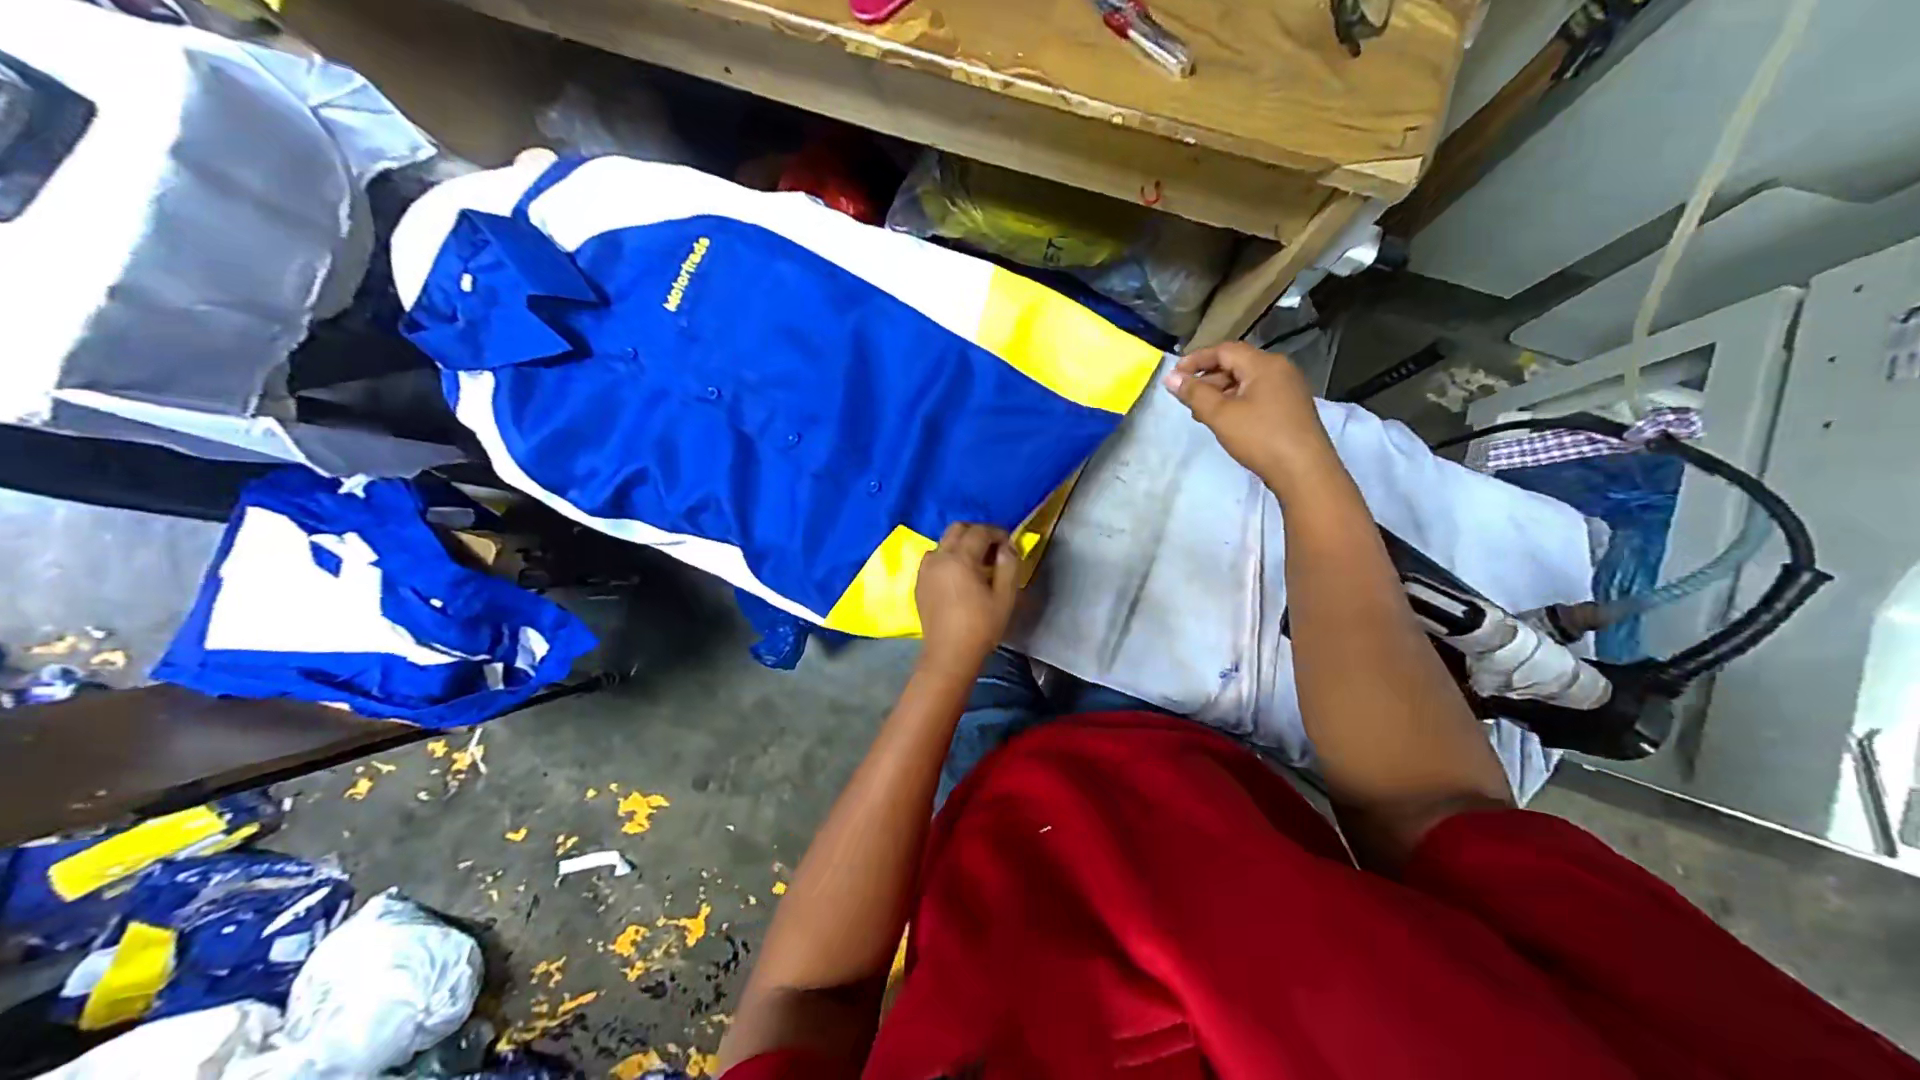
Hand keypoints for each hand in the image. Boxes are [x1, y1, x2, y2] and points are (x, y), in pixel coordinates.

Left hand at [914, 523, 1019, 676]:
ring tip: (976, 563)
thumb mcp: (1005, 597)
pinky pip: (934, 558)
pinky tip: (959, 576)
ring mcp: (925, 569)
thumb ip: (1009, 565)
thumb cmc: (981, 626)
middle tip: (993, 549)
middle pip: (957, 529)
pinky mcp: (919, 582)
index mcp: (960, 558)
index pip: (980, 531)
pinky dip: (948, 557)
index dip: (997, 533)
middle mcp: (939, 557)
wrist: (949, 654)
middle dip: (977, 532)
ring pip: (943, 542)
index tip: (1008, 544)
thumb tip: (1007, 547)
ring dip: (961, 544)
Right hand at [1163, 343, 1338, 493]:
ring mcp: (1288, 388)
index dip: (1196, 360)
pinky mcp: (1290, 407)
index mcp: (1264, 364)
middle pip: (1236, 364)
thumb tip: (1170, 377)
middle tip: (1186, 398)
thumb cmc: (1260, 437)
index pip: (1224, 350)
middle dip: (1207, 378)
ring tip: (1201, 413)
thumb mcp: (1220, 415)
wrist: (1304, 470)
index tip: (1174, 375)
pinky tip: (1225, 421)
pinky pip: (1257, 395)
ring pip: (1246, 381)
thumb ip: (1194, 394)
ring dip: (1220, 393)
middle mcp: (1279, 369)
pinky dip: (1236, 402)